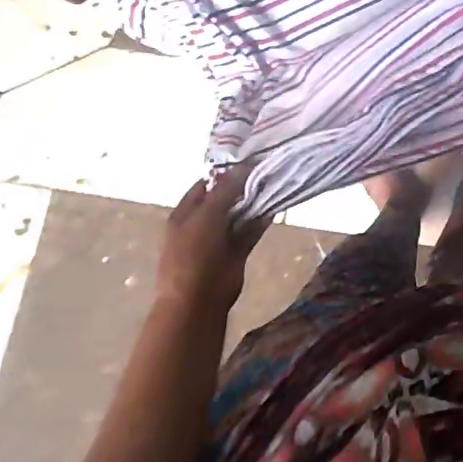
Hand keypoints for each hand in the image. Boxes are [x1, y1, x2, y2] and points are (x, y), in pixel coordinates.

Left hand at [157, 164, 266, 312]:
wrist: (198, 300)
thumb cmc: (194, 254)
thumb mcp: (206, 215)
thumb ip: (225, 190)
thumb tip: (243, 166)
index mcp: (186, 213)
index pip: (205, 185)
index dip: (225, 172)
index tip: (248, 161)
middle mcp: (202, 223)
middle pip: (225, 198)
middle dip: (243, 186)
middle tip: (267, 169)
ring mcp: (220, 238)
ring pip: (240, 214)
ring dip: (255, 201)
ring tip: (276, 183)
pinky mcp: (236, 251)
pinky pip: (251, 230)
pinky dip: (263, 220)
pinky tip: (276, 206)